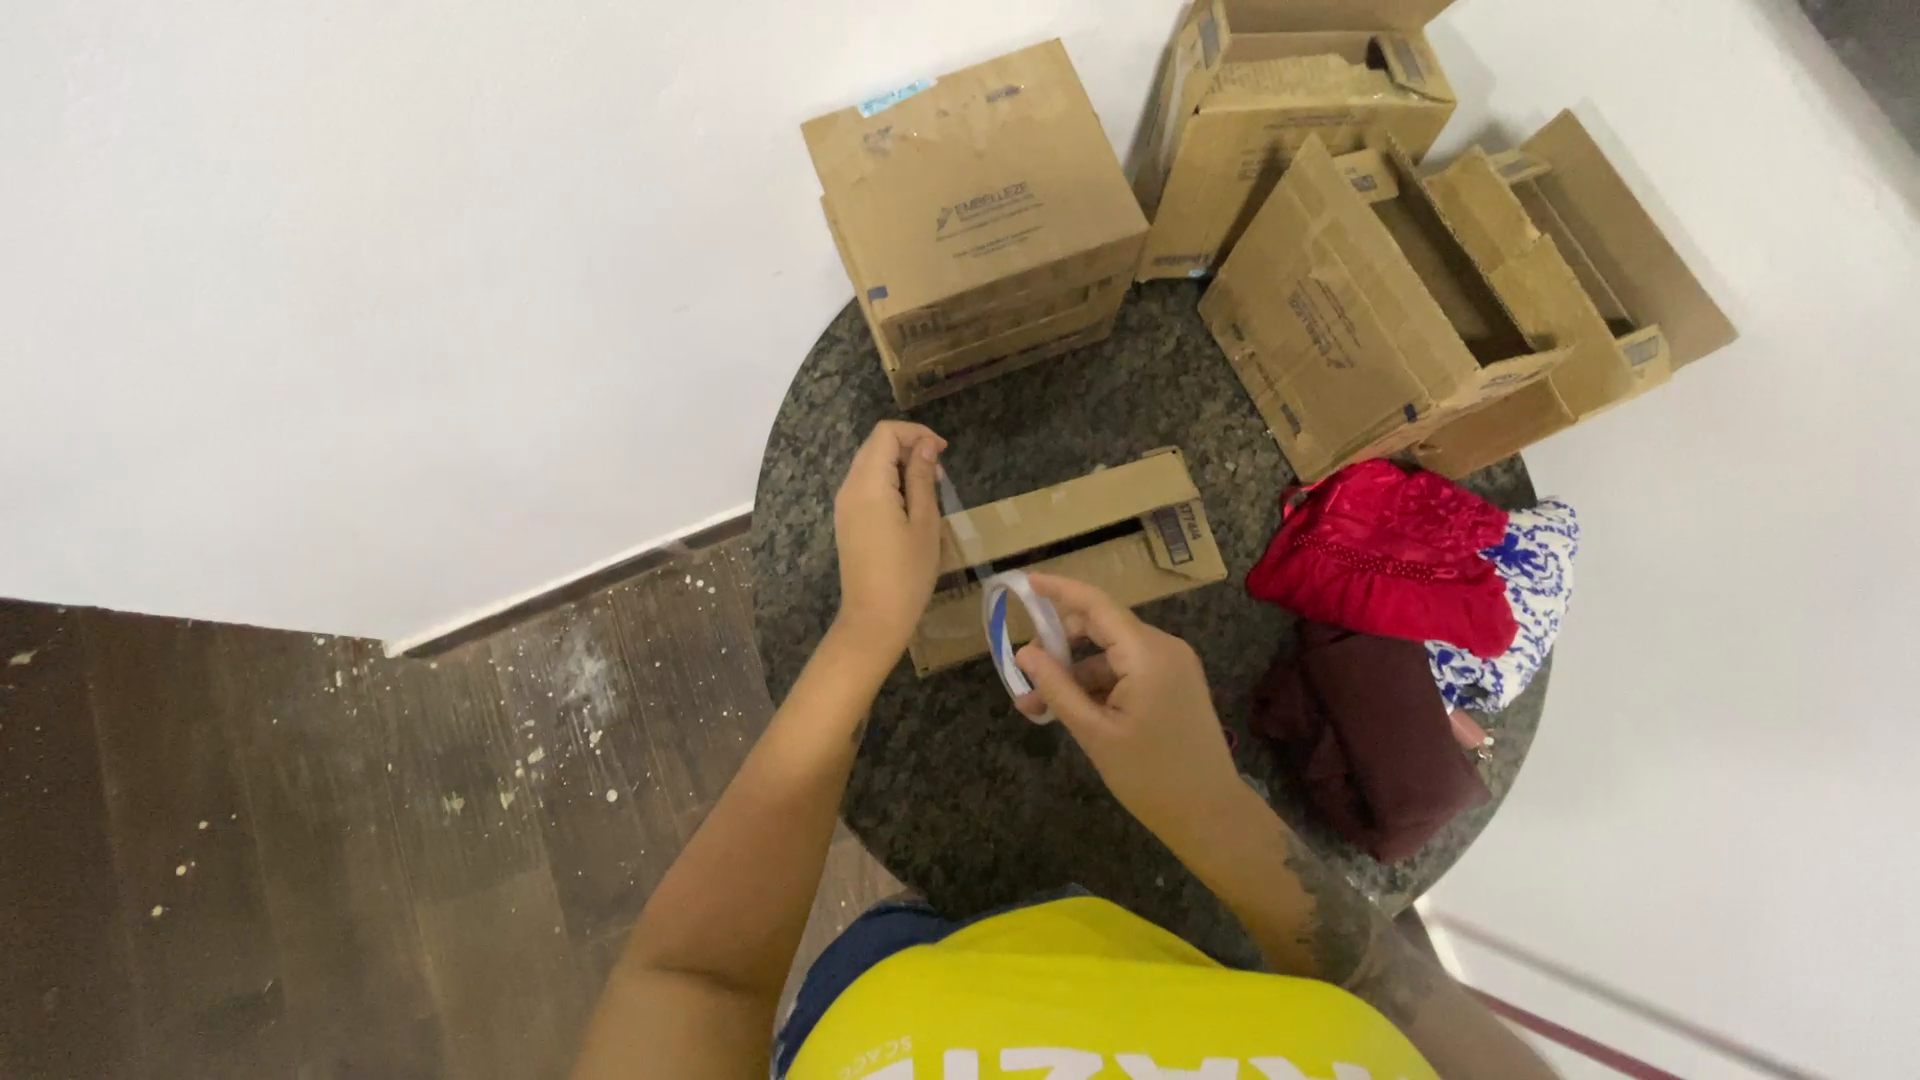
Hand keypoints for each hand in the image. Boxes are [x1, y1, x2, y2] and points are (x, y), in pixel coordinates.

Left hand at [831, 421, 946, 658]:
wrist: (874, 618)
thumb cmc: (907, 573)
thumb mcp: (925, 522)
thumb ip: (922, 478)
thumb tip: (926, 446)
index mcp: (868, 484)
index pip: (885, 434)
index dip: (916, 434)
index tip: (943, 453)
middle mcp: (849, 488)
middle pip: (875, 446)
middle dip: (909, 448)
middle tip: (940, 474)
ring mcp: (844, 506)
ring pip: (870, 466)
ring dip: (900, 467)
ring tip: (929, 491)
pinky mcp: (847, 521)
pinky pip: (866, 487)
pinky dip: (889, 484)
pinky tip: (910, 507)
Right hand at [1014, 573, 1240, 841]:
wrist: (1210, 814)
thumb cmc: (1150, 776)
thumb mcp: (1094, 732)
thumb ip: (1057, 687)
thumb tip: (1024, 653)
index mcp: (1147, 653)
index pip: (1096, 605)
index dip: (1059, 590)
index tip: (1026, 583)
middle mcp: (1163, 648)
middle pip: (1101, 627)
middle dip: (1060, 646)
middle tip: (1026, 673)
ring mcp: (1172, 665)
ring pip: (1110, 653)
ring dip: (1075, 673)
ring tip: (1038, 706)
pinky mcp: (1173, 683)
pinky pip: (1126, 670)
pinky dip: (1097, 684)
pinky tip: (1071, 710)